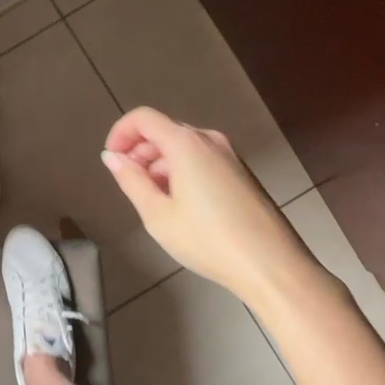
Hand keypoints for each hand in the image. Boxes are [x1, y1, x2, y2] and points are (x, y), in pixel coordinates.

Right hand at [102, 107, 317, 293]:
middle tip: (129, 183)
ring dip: (161, 164)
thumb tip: (112, 156)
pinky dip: (183, 171)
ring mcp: (230, 155)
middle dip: (140, 151)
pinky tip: (183, 206)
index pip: (144, 118)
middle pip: (165, 130)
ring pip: (184, 146)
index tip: (111, 159)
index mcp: (186, 143)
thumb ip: (131, 180)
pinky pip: (203, 159)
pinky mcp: (242, 173)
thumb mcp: (158, 215)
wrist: (273, 267)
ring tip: (154, 200)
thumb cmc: (209, 241)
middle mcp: (209, 140)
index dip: (121, 132)